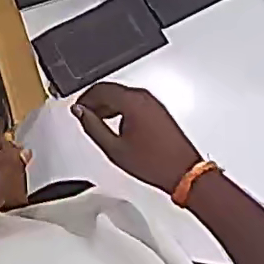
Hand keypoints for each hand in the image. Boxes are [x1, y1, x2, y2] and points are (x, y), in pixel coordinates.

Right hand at [73, 83, 201, 192]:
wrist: (186, 174)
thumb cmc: (156, 163)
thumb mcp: (114, 148)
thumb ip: (92, 126)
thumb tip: (80, 112)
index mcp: (132, 101)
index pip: (99, 89)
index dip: (84, 98)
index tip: (77, 108)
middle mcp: (144, 97)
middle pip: (110, 90)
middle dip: (94, 100)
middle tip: (84, 113)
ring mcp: (153, 103)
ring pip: (122, 95)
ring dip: (107, 104)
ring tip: (98, 121)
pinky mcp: (158, 110)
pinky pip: (133, 102)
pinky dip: (120, 108)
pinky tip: (116, 124)